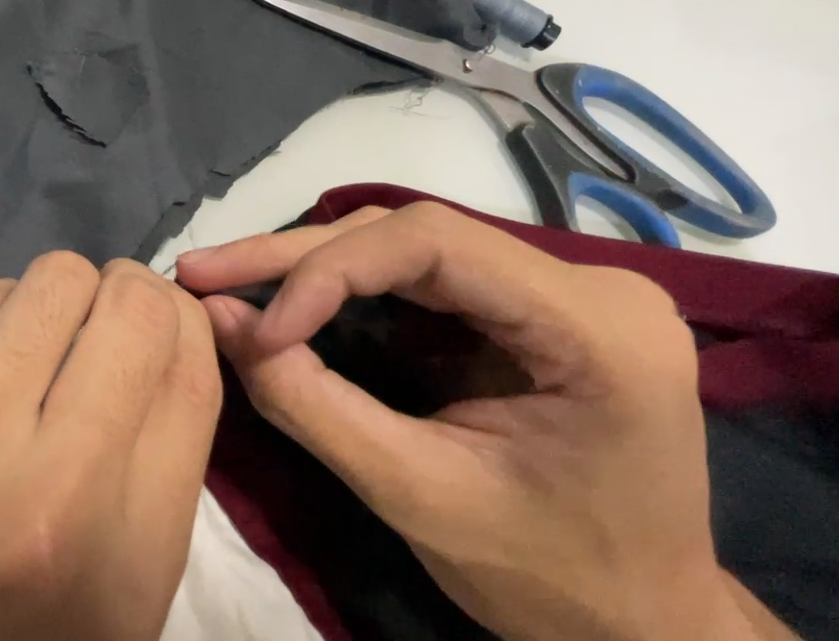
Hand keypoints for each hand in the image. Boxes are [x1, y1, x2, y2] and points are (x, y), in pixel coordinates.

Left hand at [0, 252, 221, 640]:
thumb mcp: (73, 593)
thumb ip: (132, 478)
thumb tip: (156, 350)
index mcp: (122, 562)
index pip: (192, 379)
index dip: (179, 328)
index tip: (146, 327)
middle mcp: (59, 492)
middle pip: (138, 310)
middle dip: (121, 295)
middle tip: (82, 325)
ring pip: (61, 278)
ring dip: (49, 297)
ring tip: (12, 345)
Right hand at [178, 202, 795, 640]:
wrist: (638, 625)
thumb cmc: (546, 578)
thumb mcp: (415, 495)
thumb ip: (310, 403)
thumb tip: (219, 319)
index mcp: (595, 328)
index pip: (433, 244)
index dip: (327, 271)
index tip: (257, 327)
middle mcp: (585, 283)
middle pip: (410, 236)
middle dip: (295, 258)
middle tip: (200, 272)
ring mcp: (557, 287)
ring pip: (404, 247)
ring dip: (307, 266)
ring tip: (224, 282)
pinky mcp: (525, 303)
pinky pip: (416, 275)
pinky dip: (341, 288)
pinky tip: (283, 298)